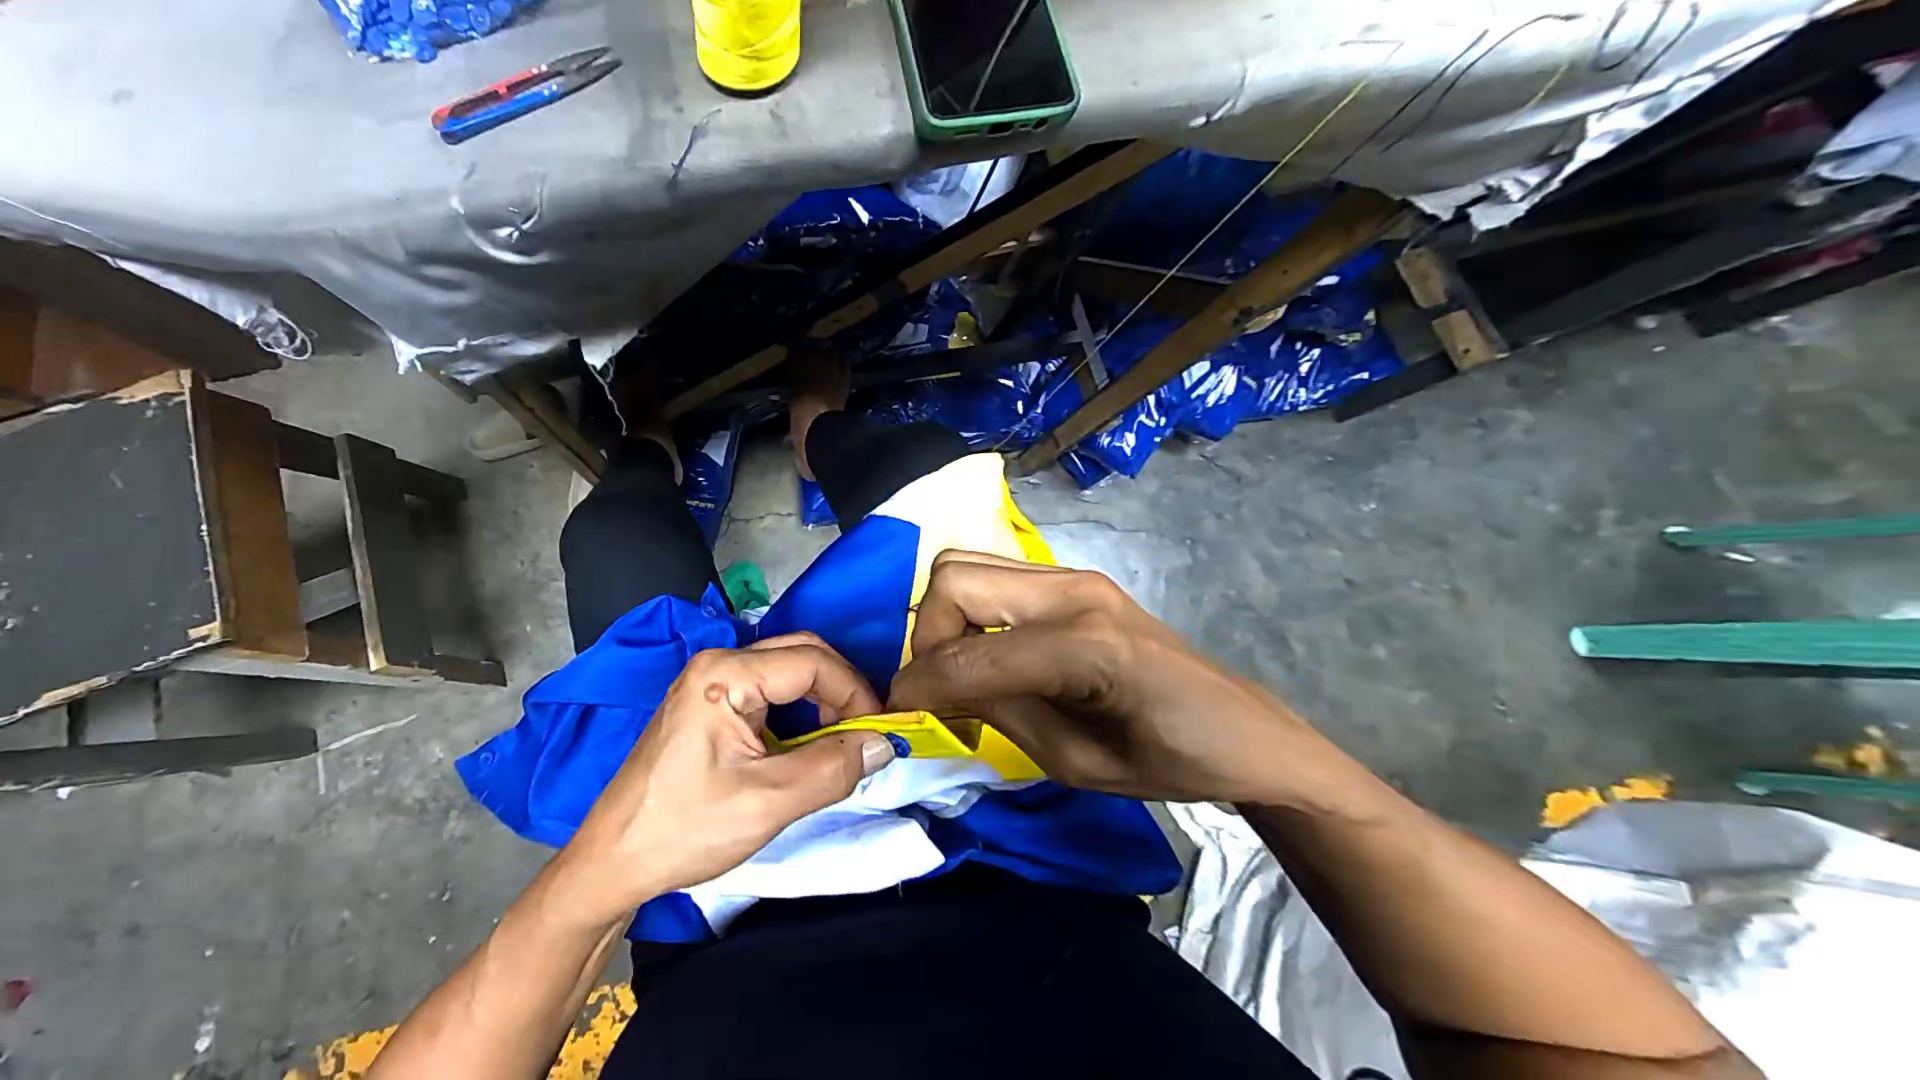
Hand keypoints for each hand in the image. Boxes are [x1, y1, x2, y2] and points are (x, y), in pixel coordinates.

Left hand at [551, 633, 896, 926]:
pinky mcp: (709, 702)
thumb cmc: (684, 830)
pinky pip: (771, 690)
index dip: (856, 694)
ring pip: (789, 670)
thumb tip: (884, 744)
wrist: (612, 863)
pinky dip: (801, 710)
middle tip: (863, 735)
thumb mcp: (768, 803)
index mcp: (726, 673)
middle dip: (842, 691)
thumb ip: (833, 769)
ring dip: (824, 700)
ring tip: (840, 742)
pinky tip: (808, 744)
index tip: (878, 735)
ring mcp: (710, 680)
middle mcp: (718, 663)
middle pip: (803, 655)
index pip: (814, 662)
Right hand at [889, 551, 1353, 805]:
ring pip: (969, 566)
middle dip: (925, 636)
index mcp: (1084, 647)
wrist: (1242, 731)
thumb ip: (999, 714)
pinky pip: (997, 578)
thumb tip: (936, 688)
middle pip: (953, 578)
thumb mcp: (1074, 763)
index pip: (966, 655)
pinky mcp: (1078, 579)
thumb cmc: (1170, 762)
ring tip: (959, 672)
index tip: (897, 716)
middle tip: (934, 689)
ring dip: (945, 618)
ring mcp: (1077, 576)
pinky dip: (973, 611)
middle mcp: (1074, 591)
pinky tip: (990, 654)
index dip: (918, 687)